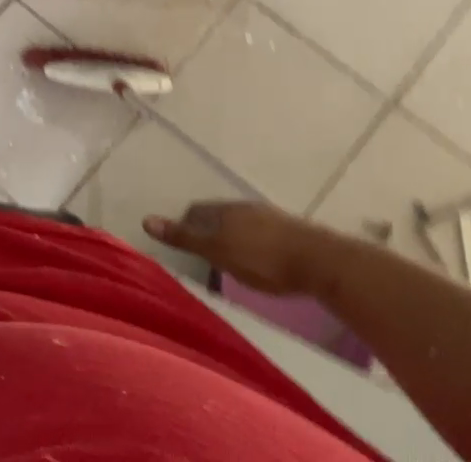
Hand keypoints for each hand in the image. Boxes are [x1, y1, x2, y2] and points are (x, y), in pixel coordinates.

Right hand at [144, 201, 337, 295]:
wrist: (324, 263)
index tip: (187, 247)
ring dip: (235, 238)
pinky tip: (263, 261)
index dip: (187, 227)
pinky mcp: (293, 232)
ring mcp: (270, 218)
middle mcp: (244, 208)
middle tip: (208, 256)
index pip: (194, 211)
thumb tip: (146, 220)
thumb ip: (184, 238)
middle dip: (210, 232)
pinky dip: (256, 244)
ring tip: (235, 260)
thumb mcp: (218, 252)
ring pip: (242, 224)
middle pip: (218, 216)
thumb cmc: (263, 260)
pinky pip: (263, 233)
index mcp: (223, 211)